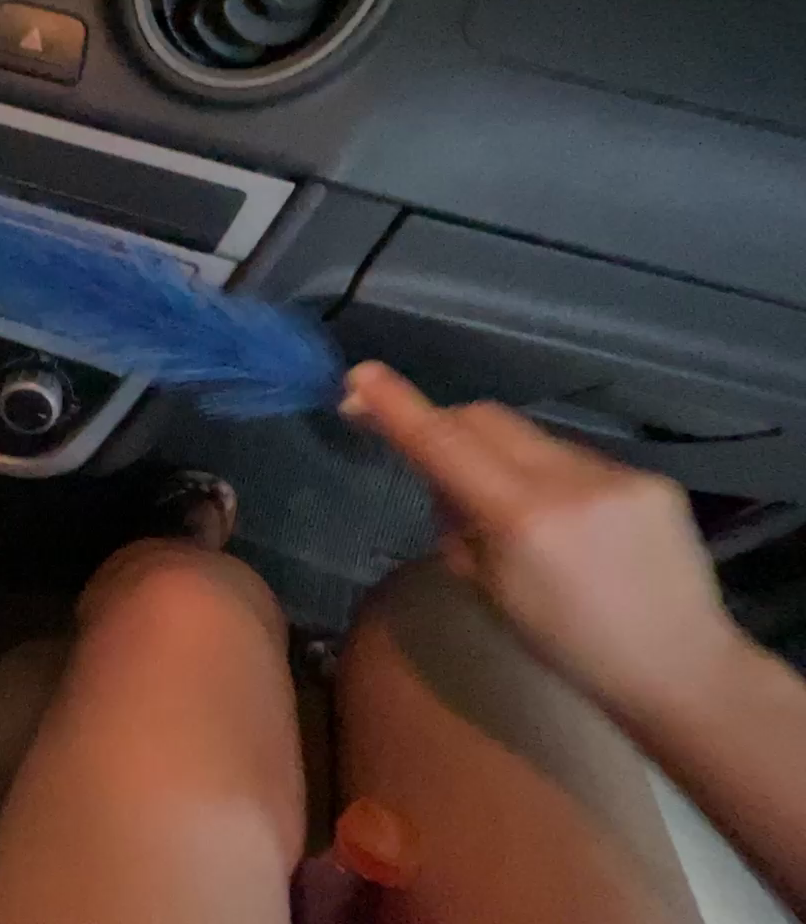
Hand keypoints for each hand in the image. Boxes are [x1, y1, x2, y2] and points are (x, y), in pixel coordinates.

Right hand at [341, 361, 742, 713]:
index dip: (397, 406)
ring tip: (492, 499)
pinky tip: (548, 510)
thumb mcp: (478, 579)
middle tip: (404, 437)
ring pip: (523, 434)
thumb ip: (453, 514)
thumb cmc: (557, 638)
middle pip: (482, 418)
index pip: (442, 443)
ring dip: (487, 450)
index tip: (360, 375)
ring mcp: (617, 475)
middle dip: (439, 422)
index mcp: (521, 517)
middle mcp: (572, 483)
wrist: (681, 666)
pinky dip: (534, 468)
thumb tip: (439, 474)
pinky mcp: (649, 478)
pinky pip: (565, 453)